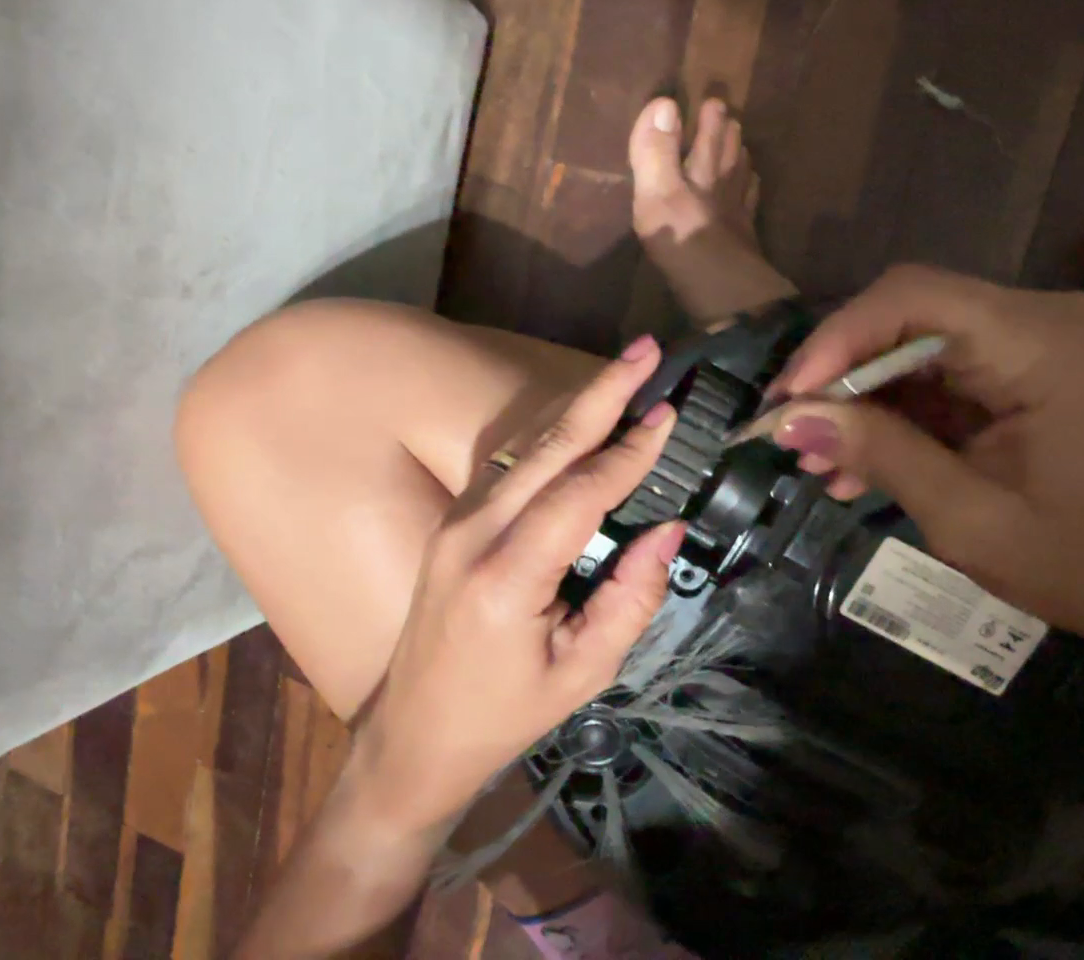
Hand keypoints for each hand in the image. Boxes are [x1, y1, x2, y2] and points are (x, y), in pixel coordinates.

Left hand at [350, 338, 684, 834]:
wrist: (415, 735)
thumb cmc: (505, 714)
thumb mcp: (584, 674)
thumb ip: (630, 600)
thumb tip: (667, 528)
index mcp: (507, 577)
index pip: (578, 495)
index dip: (627, 452)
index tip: (669, 412)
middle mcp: (474, 534)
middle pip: (546, 448)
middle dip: (600, 393)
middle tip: (646, 349)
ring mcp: (456, 523)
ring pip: (526, 448)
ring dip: (578, 407)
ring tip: (623, 372)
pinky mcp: (453, 524)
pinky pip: (510, 465)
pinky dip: (553, 436)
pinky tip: (584, 417)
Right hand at [766, 265, 1083, 665]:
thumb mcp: (970, 519)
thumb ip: (879, 455)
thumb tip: (789, 419)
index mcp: (1043, 342)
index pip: (910, 296)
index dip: (834, 338)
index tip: (787, 401)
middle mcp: (1047, 320)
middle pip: (911, 315)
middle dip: (843, 374)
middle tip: (792, 434)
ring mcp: (1046, 344)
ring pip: (921, 348)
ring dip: (867, 402)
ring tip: (820, 464)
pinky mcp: (1039, 374)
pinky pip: (950, 378)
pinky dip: (903, 418)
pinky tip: (862, 468)